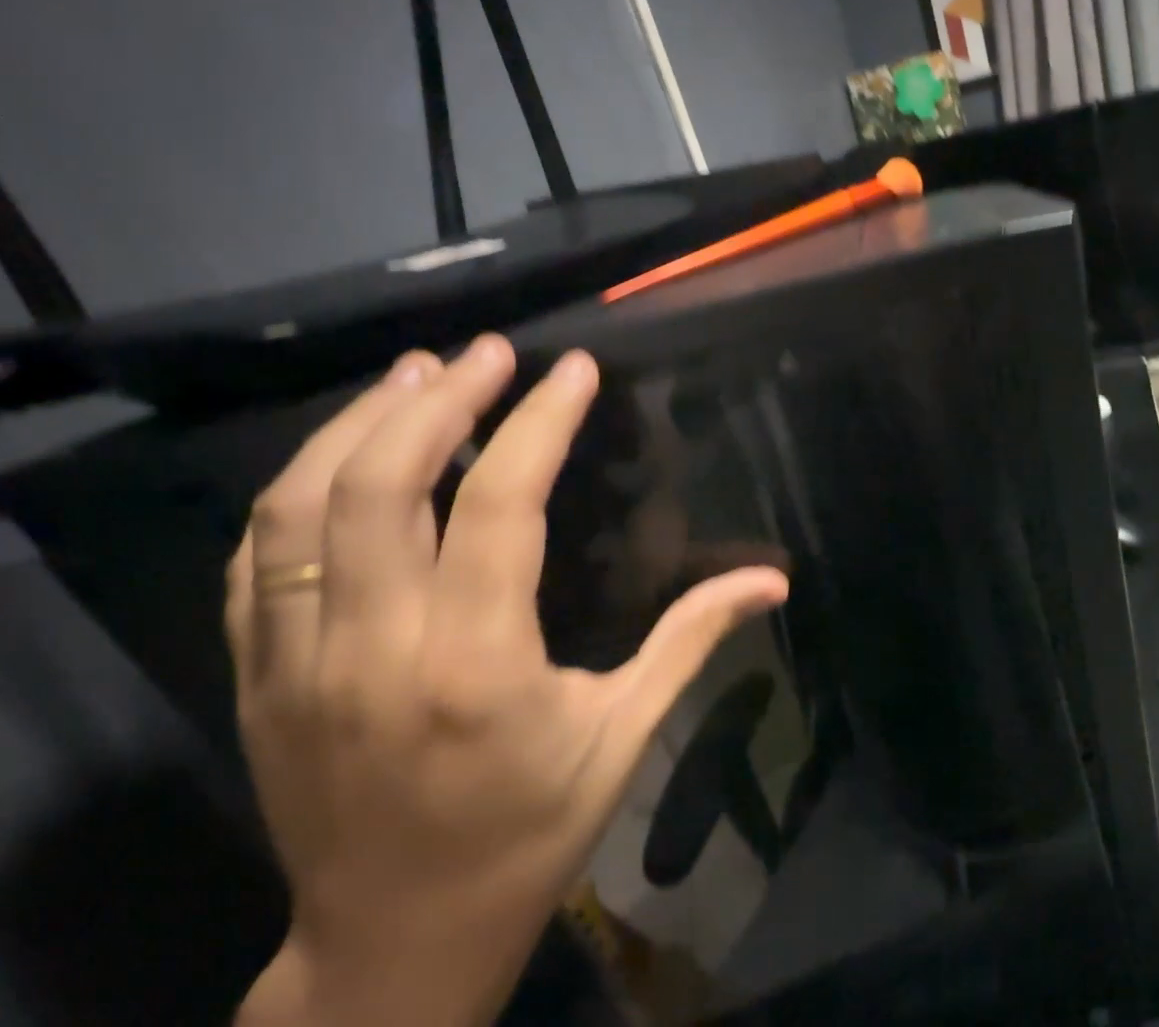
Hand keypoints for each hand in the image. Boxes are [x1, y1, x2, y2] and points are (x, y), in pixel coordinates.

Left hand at [227, 337, 787, 1023]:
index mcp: (477, 666)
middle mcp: (374, 651)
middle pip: (382, 485)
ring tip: (415, 376)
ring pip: (301, 508)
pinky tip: (345, 457)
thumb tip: (773, 581)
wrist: (397, 935)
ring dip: (356, 426)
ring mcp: (297, 662)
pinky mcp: (256, 677)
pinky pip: (258, 560)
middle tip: (487, 352)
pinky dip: (300, 490)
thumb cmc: (529, 834)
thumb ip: (690, 644)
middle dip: (437, 399)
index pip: (499, 507)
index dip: (537, 424)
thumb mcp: (622, 738)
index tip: (571, 371)